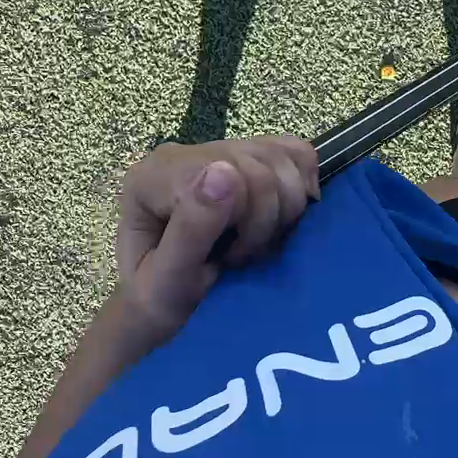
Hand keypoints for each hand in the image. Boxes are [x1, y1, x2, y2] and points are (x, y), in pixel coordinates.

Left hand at [107, 136, 319, 351]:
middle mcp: (182, 153)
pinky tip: (286, 213)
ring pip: (284, 156)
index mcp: (154, 177)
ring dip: (286, 207)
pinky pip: (293, 150)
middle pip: (263, 164)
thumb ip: (192, 229)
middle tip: (243, 255)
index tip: (231, 260)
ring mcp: (214, 150)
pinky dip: (303, 181)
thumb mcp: (169, 282)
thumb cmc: (159, 302)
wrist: (159, 307)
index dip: (250, 221)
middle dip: (268, 220)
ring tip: (259, 239)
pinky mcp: (241, 156)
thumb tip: (224, 172)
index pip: (231, 172)